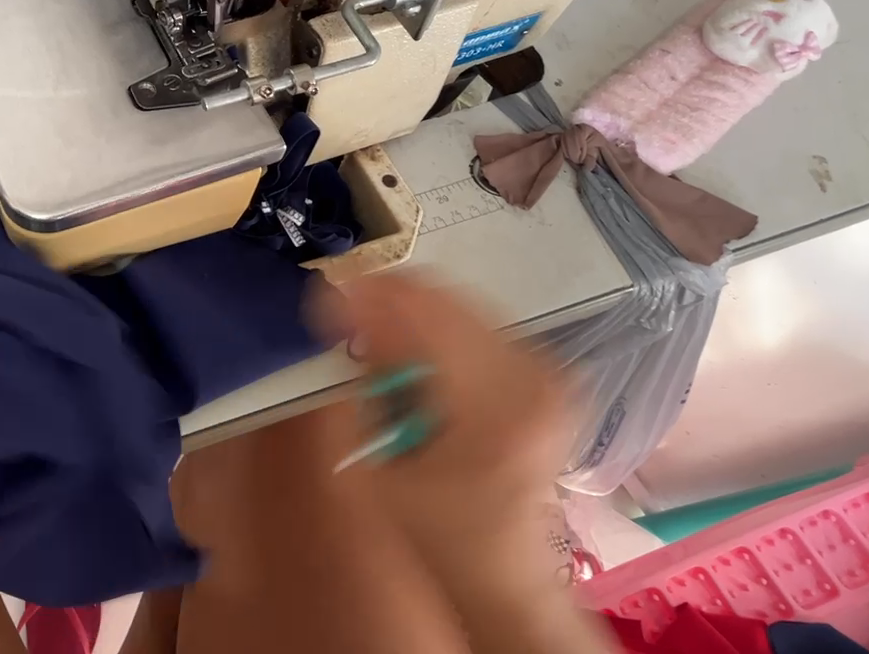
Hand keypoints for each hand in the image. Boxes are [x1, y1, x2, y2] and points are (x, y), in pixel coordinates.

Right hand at [318, 273, 572, 590]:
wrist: (504, 571)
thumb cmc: (434, 532)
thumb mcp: (373, 473)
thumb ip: (353, 390)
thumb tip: (337, 317)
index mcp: (492, 408)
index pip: (420, 312)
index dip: (363, 297)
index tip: (322, 303)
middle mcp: (533, 377)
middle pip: (439, 296)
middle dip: (382, 299)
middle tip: (340, 320)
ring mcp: (547, 371)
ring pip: (454, 299)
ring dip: (405, 309)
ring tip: (372, 338)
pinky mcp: (546, 370)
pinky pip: (473, 316)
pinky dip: (431, 322)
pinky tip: (410, 352)